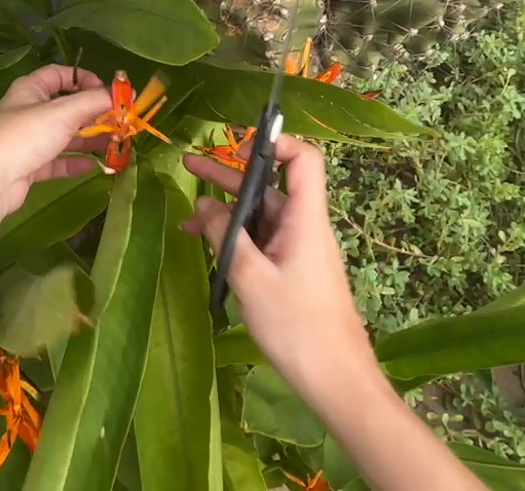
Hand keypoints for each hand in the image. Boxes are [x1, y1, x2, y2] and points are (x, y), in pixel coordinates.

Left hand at [0, 65, 111, 217]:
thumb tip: (123, 93)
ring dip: (88, 139)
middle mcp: (29, 110)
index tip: (107, 92)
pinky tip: (94, 166)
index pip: (60, 74)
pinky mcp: (30, 165)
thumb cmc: (26, 135)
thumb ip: (94, 101)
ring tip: (114, 145)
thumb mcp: (63, 112)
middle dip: (93, 114)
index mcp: (31, 89)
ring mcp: (28, 139)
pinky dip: (75, 161)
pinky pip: (57, 159)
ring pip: (64, 135)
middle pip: (66, 106)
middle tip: (119, 122)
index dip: (84, 79)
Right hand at [182, 136, 383, 406]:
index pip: (303, 159)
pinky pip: (260, 240)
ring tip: (187, 214)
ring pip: (259, 216)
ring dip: (225, 211)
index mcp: (304, 219)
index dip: (274, 143)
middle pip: (269, 186)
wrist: (337, 381)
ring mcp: (298, 248)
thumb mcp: (250, 278)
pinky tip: (207, 246)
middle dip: (228, 174)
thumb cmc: (297, 326)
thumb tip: (205, 205)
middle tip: (189, 163)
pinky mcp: (292, 269)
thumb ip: (225, 235)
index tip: (238, 150)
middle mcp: (303, 226)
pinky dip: (234, 237)